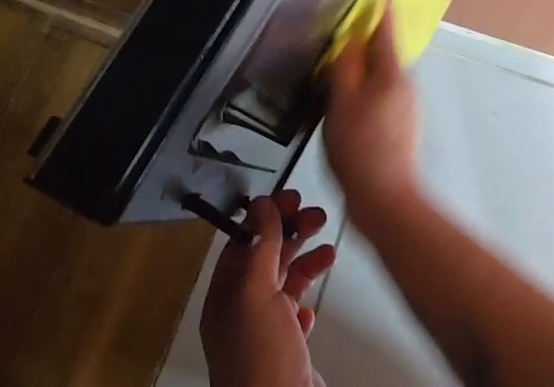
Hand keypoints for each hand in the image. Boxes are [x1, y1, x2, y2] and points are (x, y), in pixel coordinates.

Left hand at [201, 190, 335, 386]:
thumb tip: (262, 204)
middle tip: (317, 215)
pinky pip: (294, 316)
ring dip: (305, 263)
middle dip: (291, 234)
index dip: (266, 217)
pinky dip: (305, 302)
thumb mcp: (256, 293)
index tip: (291, 198)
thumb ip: (261, 246)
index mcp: (224, 297)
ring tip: (329, 252)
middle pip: (266, 260)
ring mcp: (264, 334)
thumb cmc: (262, 355)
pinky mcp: (287, 352)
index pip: (242, 243)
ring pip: (284, 285)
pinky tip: (313, 304)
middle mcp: (240, 314)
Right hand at [326, 12, 421, 221]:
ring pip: (382, 76)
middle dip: (366, 42)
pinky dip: (366, 93)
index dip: (385, 2)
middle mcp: (406, 84)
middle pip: (384, 51)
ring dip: (363, 71)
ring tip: (336, 79)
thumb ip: (346, 64)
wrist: (385, 200)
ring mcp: (407, 106)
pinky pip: (382, 96)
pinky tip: (347, 111)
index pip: (388, 26)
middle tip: (342, 37)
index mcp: (393, 72)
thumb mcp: (341, 100)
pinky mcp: (402, 127)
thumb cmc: (360, 147)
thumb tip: (352, 36)